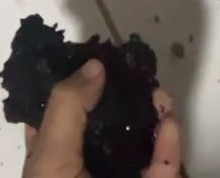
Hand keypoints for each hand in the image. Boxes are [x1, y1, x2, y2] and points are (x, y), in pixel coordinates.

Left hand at [21, 60, 184, 177]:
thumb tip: (95, 65)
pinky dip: (169, 145)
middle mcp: (85, 169)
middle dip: (124, 94)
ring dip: (152, 115)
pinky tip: (169, 122)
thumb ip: (68, 107)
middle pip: (105, 123)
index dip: (73, 81)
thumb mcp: (50, 158)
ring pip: (139, 143)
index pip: (58, 112)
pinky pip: (161, 168)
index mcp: (53, 159)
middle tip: (135, 70)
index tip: (95, 53)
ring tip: (158, 93)